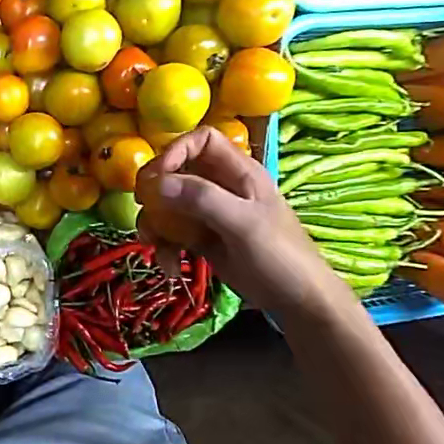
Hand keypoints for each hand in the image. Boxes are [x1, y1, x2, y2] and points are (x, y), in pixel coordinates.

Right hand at [137, 128, 348, 315]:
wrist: (298, 302)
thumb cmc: (279, 256)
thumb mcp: (243, 224)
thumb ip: (202, 198)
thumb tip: (156, 182)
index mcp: (239, 172)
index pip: (201, 140)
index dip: (176, 151)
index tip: (157, 177)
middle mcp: (222, 187)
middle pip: (177, 172)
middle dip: (156, 191)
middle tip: (144, 209)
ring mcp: (211, 214)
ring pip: (169, 205)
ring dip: (155, 224)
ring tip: (153, 245)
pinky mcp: (203, 239)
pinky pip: (173, 233)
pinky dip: (166, 248)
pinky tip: (170, 267)